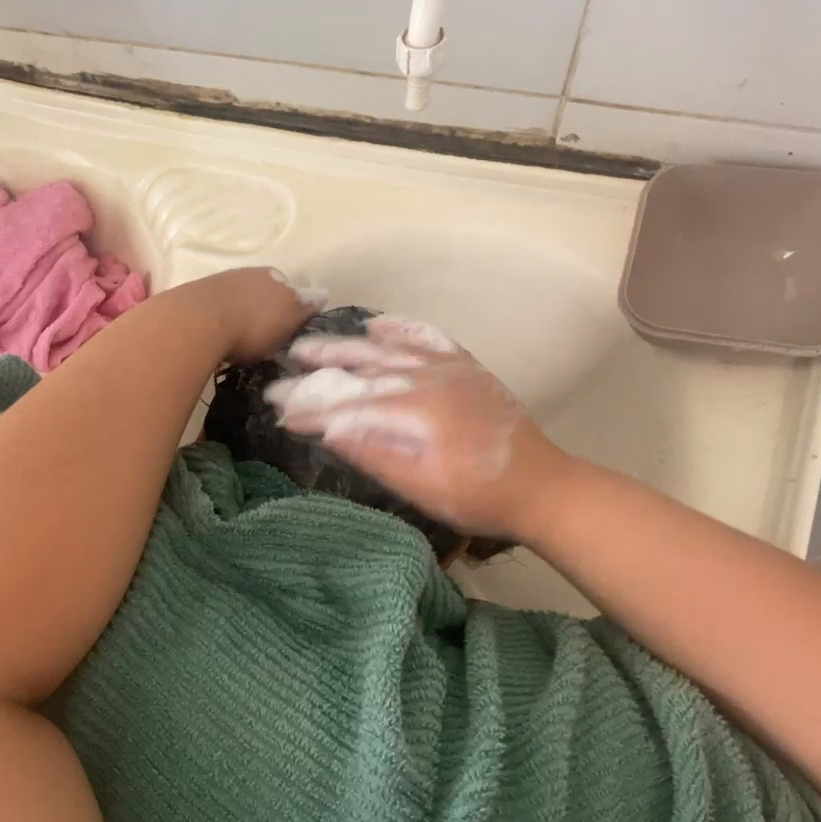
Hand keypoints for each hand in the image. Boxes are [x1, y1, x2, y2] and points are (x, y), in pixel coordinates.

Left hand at [166, 266, 327, 362]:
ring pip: (238, 301)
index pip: (289, 290)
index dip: (290, 310)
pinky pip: (215, 311)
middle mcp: (247, 274)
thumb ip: (305, 305)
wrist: (198, 321)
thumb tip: (323, 294)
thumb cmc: (253, 322)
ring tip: (239, 342)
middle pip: (262, 294)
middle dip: (264, 312)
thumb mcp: (289, 316)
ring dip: (240, 317)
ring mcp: (219, 284)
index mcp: (274, 275)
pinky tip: (218, 338)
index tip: (287, 331)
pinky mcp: (196, 299)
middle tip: (264, 339)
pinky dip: (220, 322)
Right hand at [266, 315, 572, 540]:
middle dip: (319, 368)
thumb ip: (375, 454)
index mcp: (415, 409)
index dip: (312, 406)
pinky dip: (400, 328)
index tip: (280, 409)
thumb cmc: (476, 497)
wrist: (541, 487)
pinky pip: (427, 338)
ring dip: (347, 345)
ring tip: (311, 343)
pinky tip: (376, 324)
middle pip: (363, 366)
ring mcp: (449, 368)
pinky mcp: (465, 368)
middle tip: (282, 369)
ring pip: (389, 348)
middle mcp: (429, 377)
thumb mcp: (420, 486)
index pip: (350, 403)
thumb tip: (328, 428)